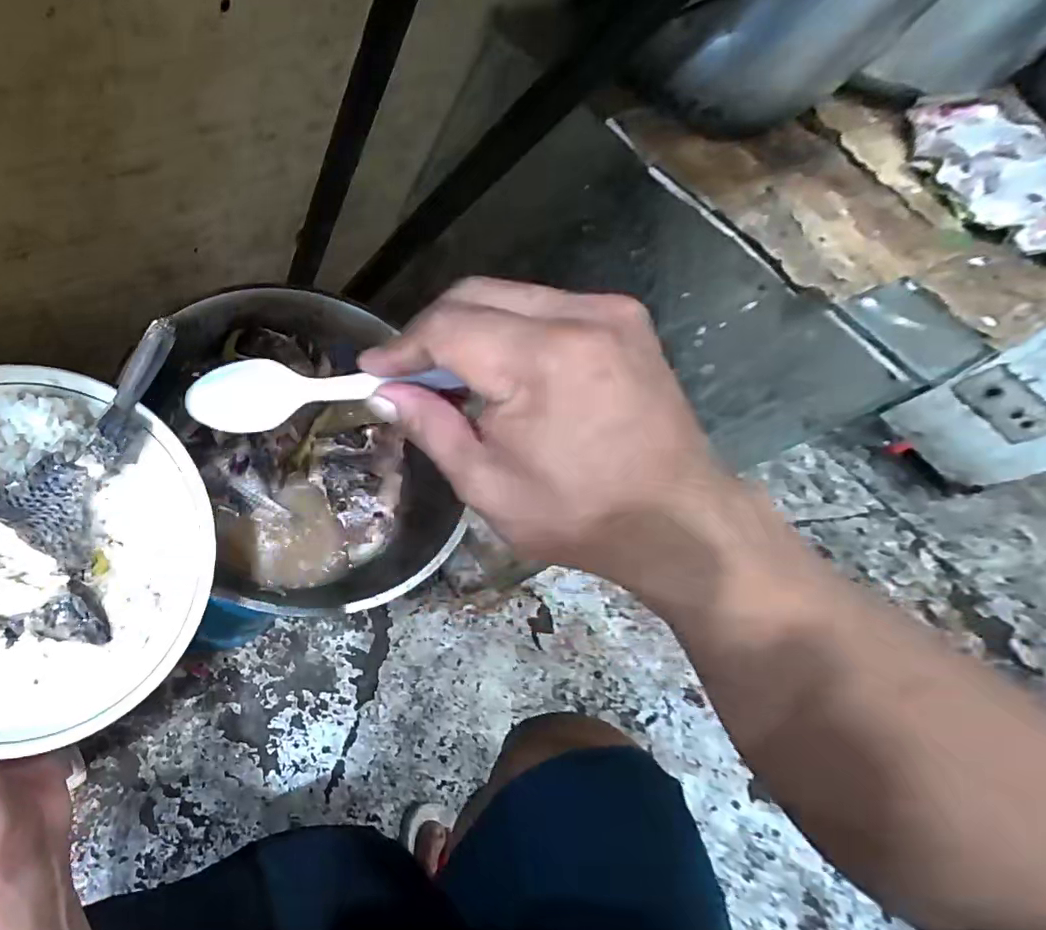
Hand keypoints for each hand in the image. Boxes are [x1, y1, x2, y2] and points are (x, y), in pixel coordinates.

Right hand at [361, 278, 736, 587]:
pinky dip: (510, 330)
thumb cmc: (577, 515)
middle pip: (476, 295)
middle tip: (405, 374)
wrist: (674, 519)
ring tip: (448, 376)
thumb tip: (385, 393)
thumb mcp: (487, 484)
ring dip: (469, 327)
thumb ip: (431, 427)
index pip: (447, 327)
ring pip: (511, 295)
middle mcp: (579, 316)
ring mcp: (609, 311)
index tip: (371, 369)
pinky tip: (500, 370)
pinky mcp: (625, 320)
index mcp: (541, 360)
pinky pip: (547, 307)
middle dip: (430, 330)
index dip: (401, 347)